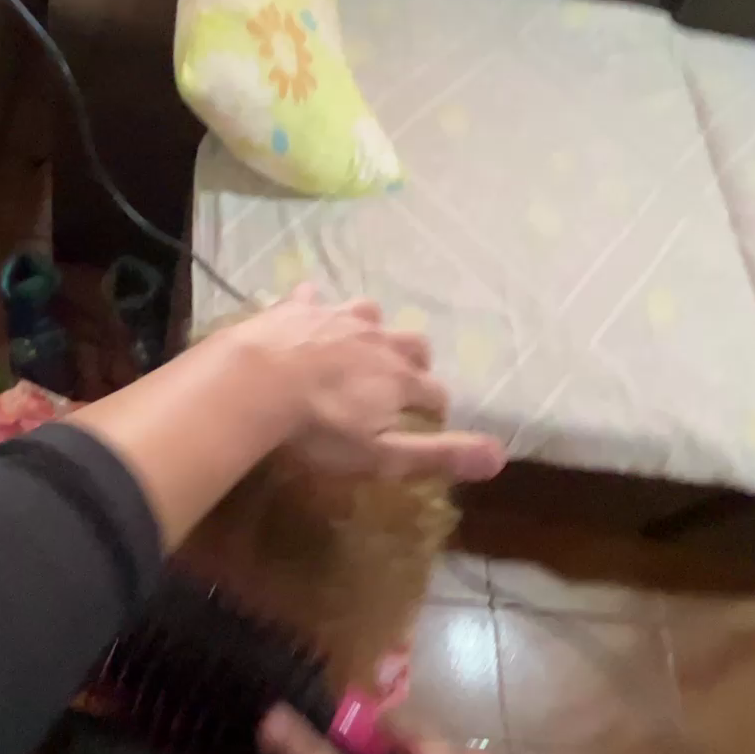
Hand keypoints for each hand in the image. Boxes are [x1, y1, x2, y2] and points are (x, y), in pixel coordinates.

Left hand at [222, 285, 504, 482]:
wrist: (253, 382)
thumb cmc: (318, 427)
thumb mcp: (381, 455)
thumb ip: (438, 454)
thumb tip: (500, 456)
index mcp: (400, 377)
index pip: (435, 392)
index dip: (435, 408)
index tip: (429, 420)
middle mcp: (377, 339)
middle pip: (412, 344)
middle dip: (413, 362)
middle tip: (399, 381)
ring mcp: (336, 316)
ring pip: (369, 312)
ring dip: (371, 328)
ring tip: (358, 345)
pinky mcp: (296, 306)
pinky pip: (313, 297)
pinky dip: (315, 306)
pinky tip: (305, 313)